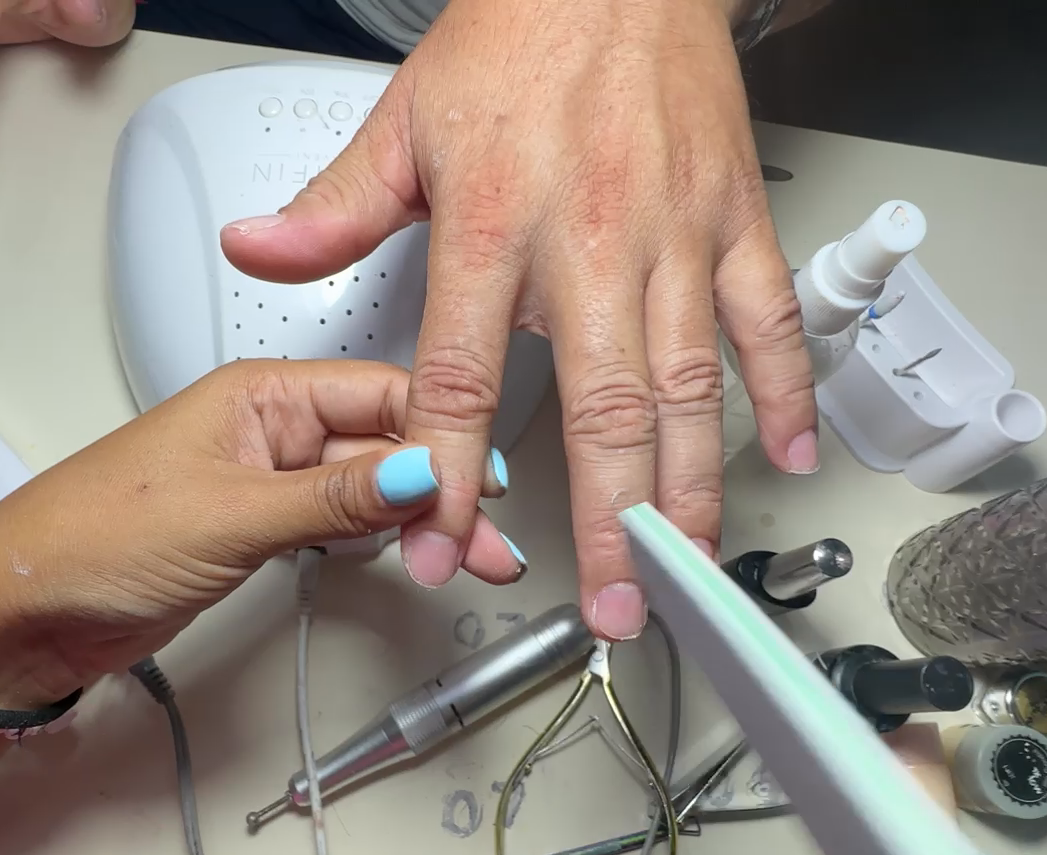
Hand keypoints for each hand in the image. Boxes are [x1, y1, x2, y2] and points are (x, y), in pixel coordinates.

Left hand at [0, 361, 524, 707]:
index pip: (379, 396)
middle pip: (382, 447)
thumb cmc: (92, 539)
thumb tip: (422, 470)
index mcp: (260, 394)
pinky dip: (381, 541)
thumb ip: (334, 498)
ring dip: (421, 521)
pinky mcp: (264, 528)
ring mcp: (270, 482)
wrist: (25, 615)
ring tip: (475, 559)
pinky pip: (341, 525)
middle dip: (443, 490)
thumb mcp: (230, 514)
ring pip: (368, 491)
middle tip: (490, 541)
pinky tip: (417, 551)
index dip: (440, 438)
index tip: (484, 485)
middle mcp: (272, 429)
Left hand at [222, 0, 815, 640]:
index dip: (446, 476)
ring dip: (691, 491)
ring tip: (687, 569)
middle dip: (606, 526)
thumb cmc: (521, 38)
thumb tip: (259, 250)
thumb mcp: (406, 121)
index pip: (461, 383)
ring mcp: (676, 239)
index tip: (438, 545)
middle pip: (600, 415)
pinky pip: (769, 321)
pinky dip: (786, 393)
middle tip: (607, 606)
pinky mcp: (735, 223)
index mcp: (495, 230)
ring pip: (689, 389)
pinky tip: (786, 460)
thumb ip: (333, 207)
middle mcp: (593, 246)